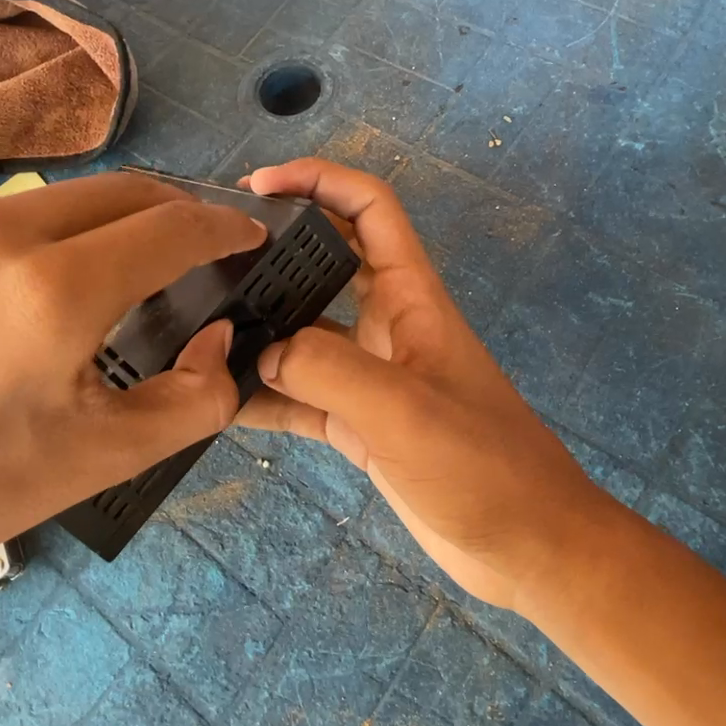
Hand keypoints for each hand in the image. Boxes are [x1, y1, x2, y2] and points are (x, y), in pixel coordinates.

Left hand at [0, 172, 265, 622]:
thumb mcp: (100, 460)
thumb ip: (195, 397)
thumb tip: (220, 338)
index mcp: (53, 290)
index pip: (174, 227)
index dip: (225, 228)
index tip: (252, 237)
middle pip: (123, 192)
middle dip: (177, 214)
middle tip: (201, 252)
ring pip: (62, 200)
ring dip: (111, 222)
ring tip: (121, 274)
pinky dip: (43, 239)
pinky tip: (26, 294)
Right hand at [237, 159, 613, 609]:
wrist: (527, 545)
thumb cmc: (482, 466)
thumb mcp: (404, 410)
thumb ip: (328, 371)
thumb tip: (260, 352)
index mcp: (412, 297)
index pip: (369, 209)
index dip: (319, 180)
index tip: (259, 184)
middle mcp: (389, 325)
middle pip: (328, 262)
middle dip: (278, 246)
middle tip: (212, 252)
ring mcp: (374, 377)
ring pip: (306, 333)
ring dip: (262, 325)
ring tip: (198, 323)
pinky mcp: (361, 425)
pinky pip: (301, 397)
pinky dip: (264, 396)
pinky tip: (220, 402)